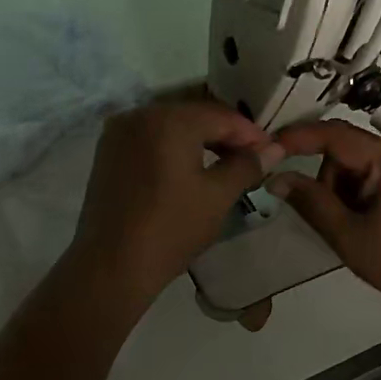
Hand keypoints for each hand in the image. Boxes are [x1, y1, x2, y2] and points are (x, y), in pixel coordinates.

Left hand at [68, 101, 280, 303]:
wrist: (112, 265)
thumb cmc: (171, 229)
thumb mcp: (217, 197)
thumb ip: (246, 166)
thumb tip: (273, 148)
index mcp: (168, 119)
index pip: (221, 115)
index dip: (251, 133)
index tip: (272, 152)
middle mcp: (139, 114)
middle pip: (193, 116)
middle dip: (224, 136)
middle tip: (251, 160)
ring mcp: (117, 133)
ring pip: (169, 128)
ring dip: (198, 142)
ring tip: (223, 167)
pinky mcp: (106, 154)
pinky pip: (148, 142)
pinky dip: (171, 151)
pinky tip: (187, 172)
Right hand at [269, 120, 380, 311]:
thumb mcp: (344, 232)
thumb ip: (309, 200)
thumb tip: (275, 178)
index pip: (336, 136)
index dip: (299, 138)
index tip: (269, 147)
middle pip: (347, 149)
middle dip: (327, 178)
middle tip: (328, 215)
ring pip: (358, 162)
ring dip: (342, 188)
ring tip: (350, 223)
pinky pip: (373, 172)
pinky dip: (357, 191)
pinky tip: (362, 218)